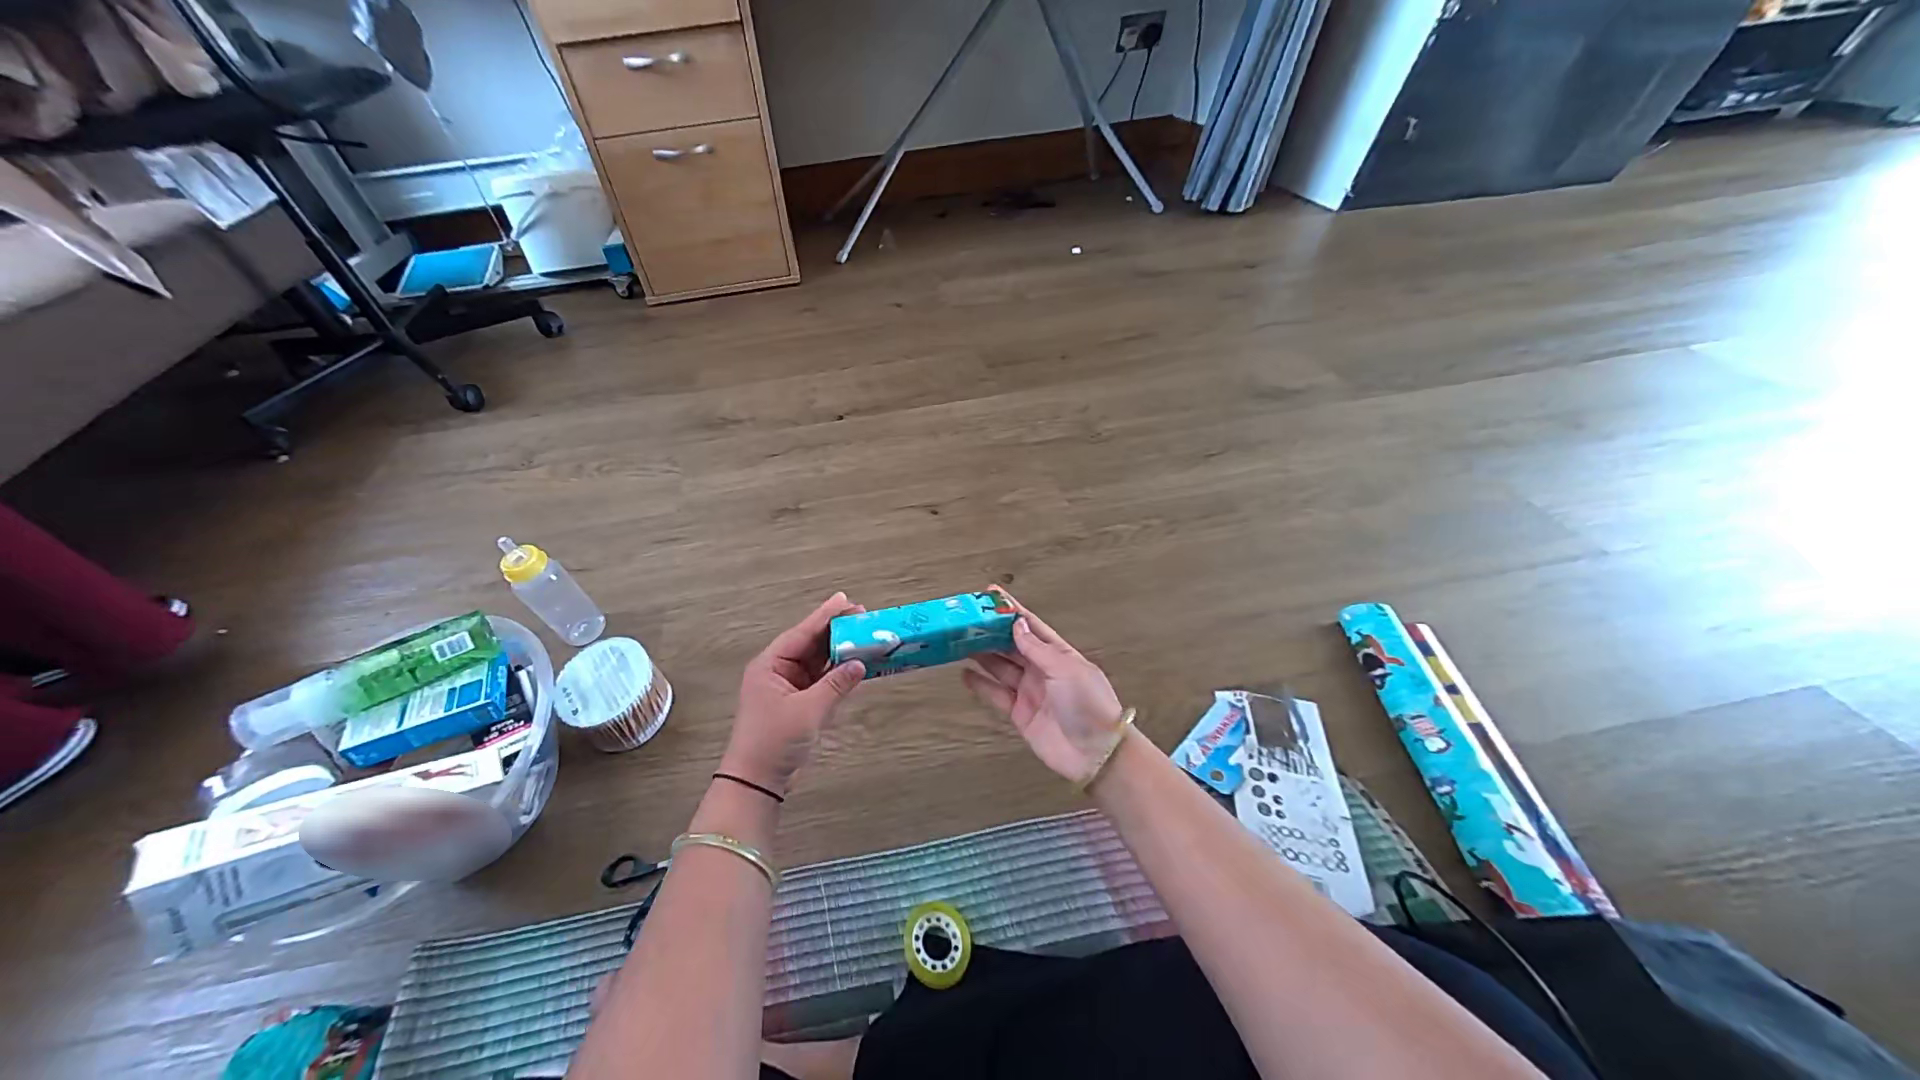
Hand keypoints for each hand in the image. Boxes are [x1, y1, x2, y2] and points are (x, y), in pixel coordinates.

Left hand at [722, 592, 866, 795]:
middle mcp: (778, 671)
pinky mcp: (797, 703)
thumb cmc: (774, 741)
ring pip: (818, 662)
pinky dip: (838, 673)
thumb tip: (859, 664)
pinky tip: (856, 664)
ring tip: (865, 637)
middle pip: (811, 644)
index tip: (846, 599)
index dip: (825, 616)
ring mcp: (788, 688)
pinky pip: (821, 680)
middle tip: (864, 618)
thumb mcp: (808, 711)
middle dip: (836, 632)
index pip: (802, 633)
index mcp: (770, 665)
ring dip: (839, 652)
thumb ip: (836, 685)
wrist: (756, 781)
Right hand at [962, 589, 1124, 783]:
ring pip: (1001, 667)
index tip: (992, 594)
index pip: (1031, 626)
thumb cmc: (1089, 706)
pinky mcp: (1020, 714)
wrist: (1095, 754)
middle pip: (1012, 645)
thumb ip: (1037, 648)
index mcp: (1059, 654)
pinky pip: (996, 694)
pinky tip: (965, 674)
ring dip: (982, 654)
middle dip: (991, 632)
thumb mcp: (1065, 669)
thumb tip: (1017, 625)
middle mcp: (1043, 670)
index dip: (1012, 610)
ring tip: (960, 641)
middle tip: (967, 619)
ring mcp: (1031, 692)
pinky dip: (980, 684)